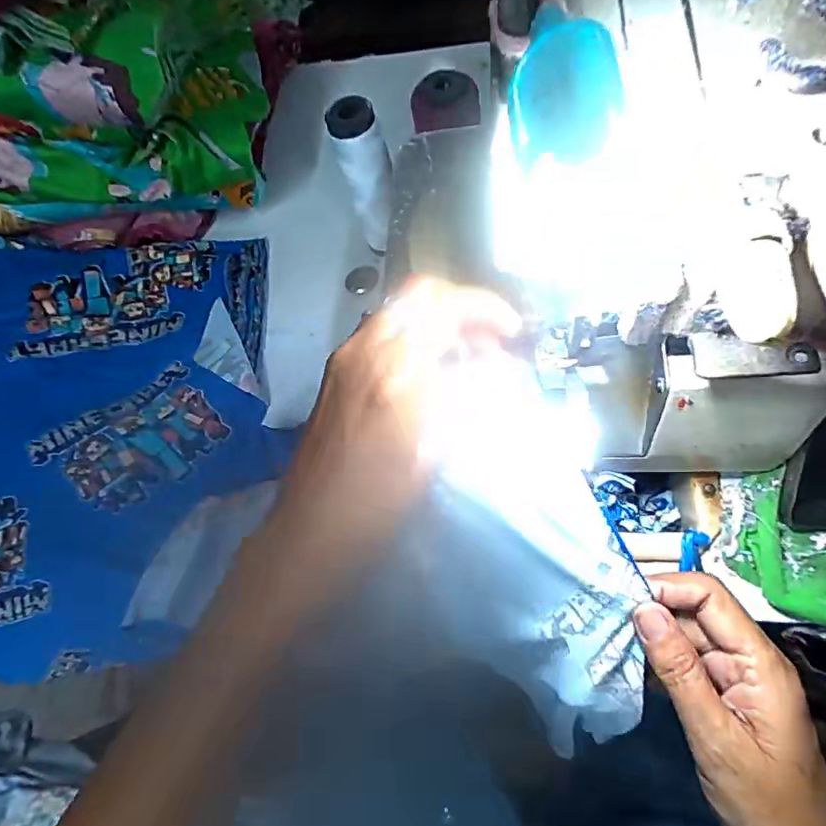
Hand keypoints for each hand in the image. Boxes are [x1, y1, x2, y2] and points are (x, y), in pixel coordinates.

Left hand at [235, 277, 518, 616]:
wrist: (311, 531)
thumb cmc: (377, 504)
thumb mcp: (436, 453)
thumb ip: (469, 399)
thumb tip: (497, 370)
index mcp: (395, 368)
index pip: (447, 305)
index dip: (489, 310)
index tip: (514, 334)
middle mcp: (365, 350)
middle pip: (419, 295)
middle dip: (462, 307)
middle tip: (491, 340)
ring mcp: (344, 360)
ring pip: (397, 312)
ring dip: (437, 322)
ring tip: (467, 357)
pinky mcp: (334, 377)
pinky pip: (380, 335)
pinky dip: (412, 339)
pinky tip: (430, 374)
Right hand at [635, 568, 825, 825]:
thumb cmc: (765, 805)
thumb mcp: (715, 738)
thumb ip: (678, 670)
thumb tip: (643, 609)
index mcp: (760, 663)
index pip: (712, 597)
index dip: (668, 588)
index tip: (622, 600)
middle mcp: (750, 661)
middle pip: (698, 615)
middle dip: (653, 611)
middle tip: (605, 619)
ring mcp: (738, 680)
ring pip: (690, 639)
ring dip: (653, 637)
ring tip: (610, 639)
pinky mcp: (726, 699)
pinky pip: (690, 667)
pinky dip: (662, 664)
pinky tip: (632, 667)